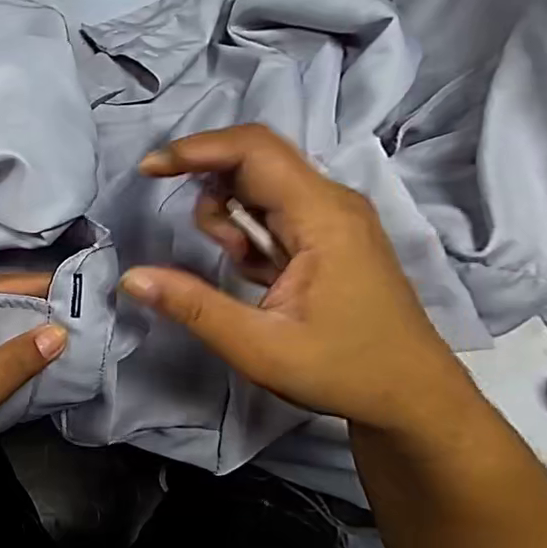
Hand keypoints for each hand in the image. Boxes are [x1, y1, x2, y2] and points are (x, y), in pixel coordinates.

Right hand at [120, 124, 475, 435]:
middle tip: (198, 237)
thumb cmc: (344, 370)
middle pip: (254, 158)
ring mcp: (333, 215)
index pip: (254, 150)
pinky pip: (272, 206)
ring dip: (228, 214)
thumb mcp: (259, 347)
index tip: (150, 170)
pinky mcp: (328, 232)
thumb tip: (130, 278)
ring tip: (238, 266)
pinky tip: (256, 270)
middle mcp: (331, 202)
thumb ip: (193, 307)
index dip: (197, 149)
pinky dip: (246, 229)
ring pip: (259, 182)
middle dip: (209, 185)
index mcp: (322, 217)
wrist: (415, 397)